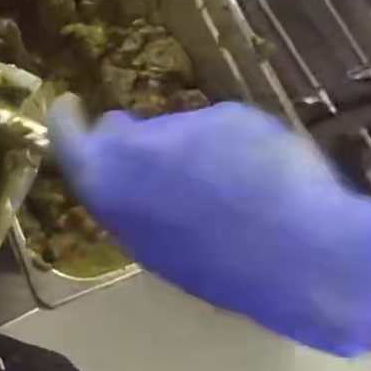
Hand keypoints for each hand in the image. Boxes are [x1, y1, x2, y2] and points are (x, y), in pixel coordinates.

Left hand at [50, 98, 370, 355]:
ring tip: (158, 157)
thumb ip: (163, 129)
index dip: (65, 118)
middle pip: (94, 173)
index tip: (68, 102)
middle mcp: (111, 209)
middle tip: (120, 127)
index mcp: (112, 167)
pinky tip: (184, 195)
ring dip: (128, 176)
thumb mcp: (217, 123)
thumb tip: (134, 136)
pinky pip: (146, 224)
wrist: (304, 262)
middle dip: (103, 148)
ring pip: (118, 201)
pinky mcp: (164, 269)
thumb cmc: (261, 173)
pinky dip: (152, 203)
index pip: (69, 138)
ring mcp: (136, 243)